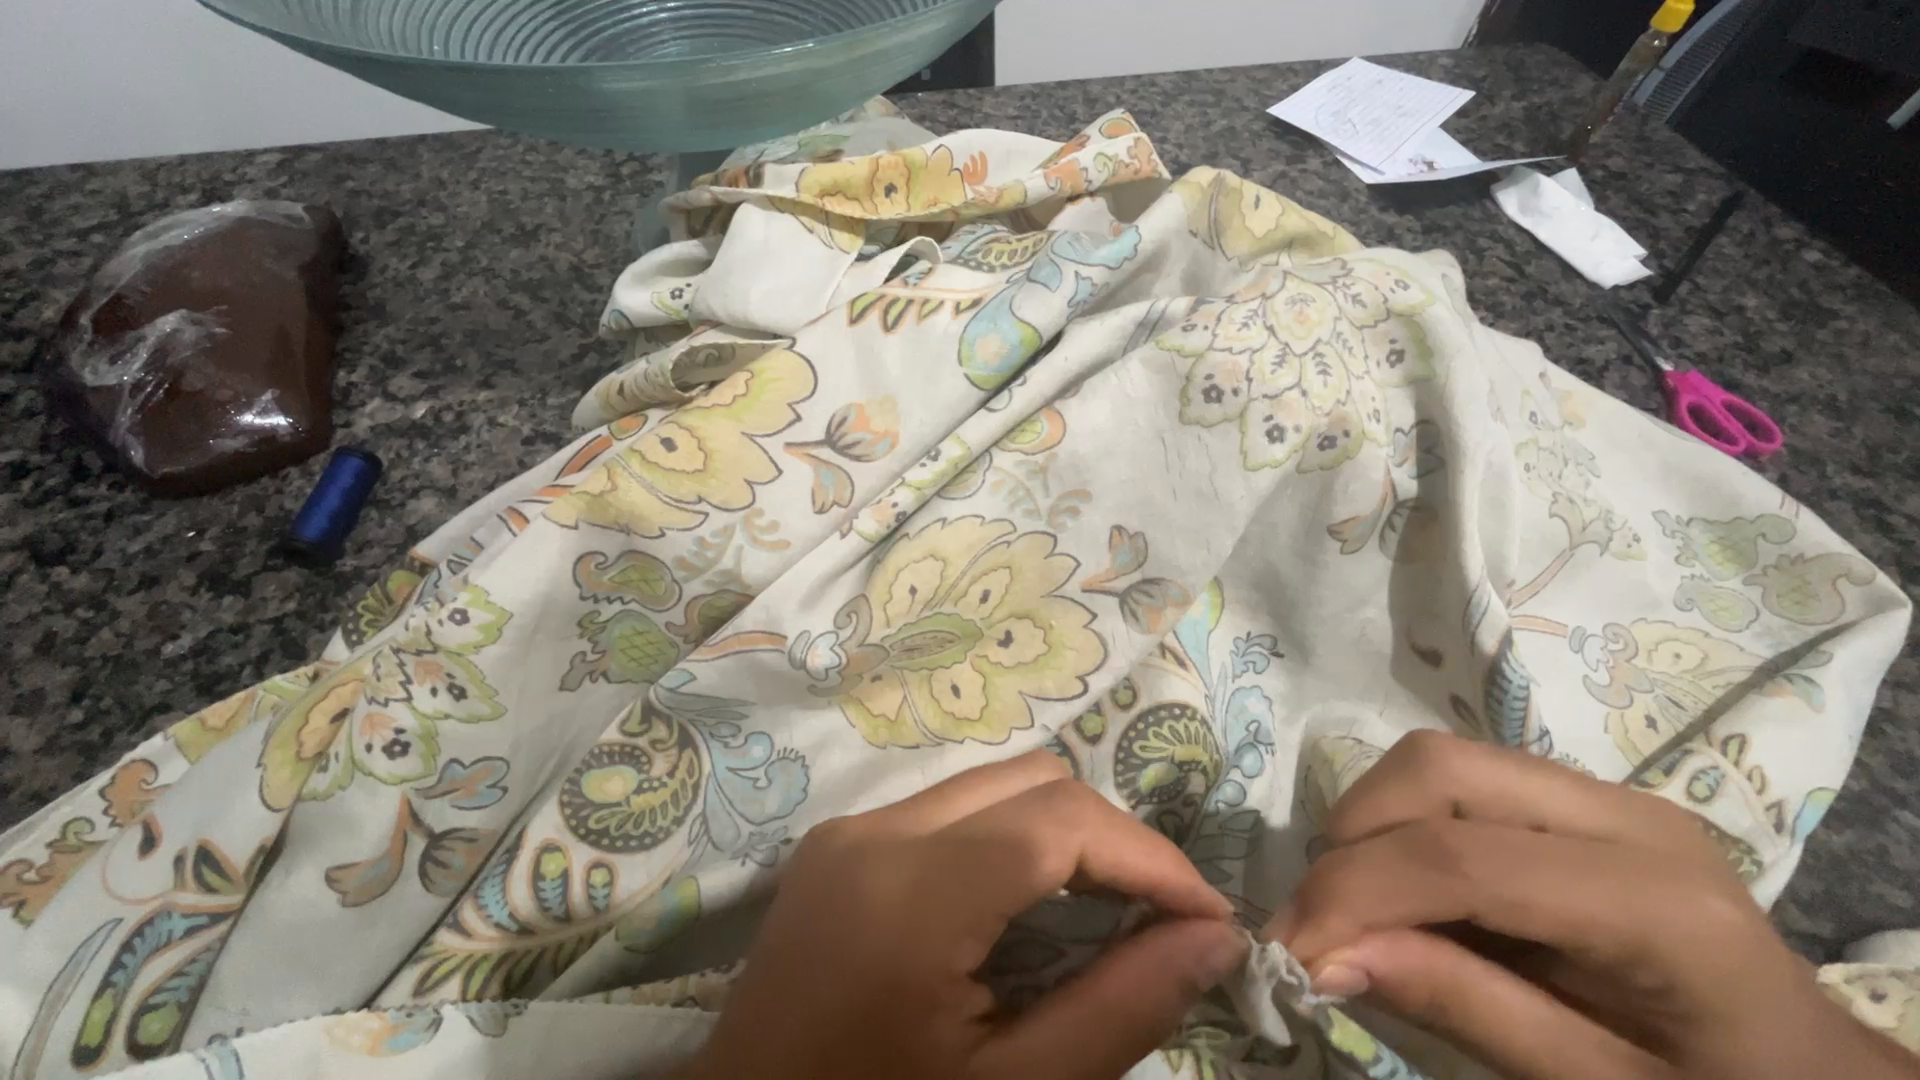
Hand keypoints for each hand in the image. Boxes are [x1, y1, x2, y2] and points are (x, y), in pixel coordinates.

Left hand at [686, 750, 1246, 1079]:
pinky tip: (1024, 906)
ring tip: (1103, 912)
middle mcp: (876, 830)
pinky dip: (1010, 837)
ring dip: (1062, 832)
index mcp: (910, 892)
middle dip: (1111, 839)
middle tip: (1158, 919)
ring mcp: (849, 829)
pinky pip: (951, 807)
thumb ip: (1119, 1009)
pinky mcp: (838, 842)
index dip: (1152, 857)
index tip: (1210, 918)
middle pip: (1032, 781)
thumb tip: (1214, 939)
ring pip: (993, 784)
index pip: (1061, 820)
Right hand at [1268, 730, 1919, 1079]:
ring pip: (1433, 760)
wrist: (1807, 1076)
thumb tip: (1320, 955)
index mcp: (1660, 904)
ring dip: (1368, 825)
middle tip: (1320, 922)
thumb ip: (1461, 1008)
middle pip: (1437, 769)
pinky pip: (1452, 779)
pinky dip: (1399, 823)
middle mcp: (1628, 816)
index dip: (1351, 894)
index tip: (1287, 950)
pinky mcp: (1572, 795)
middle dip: (1352, 837)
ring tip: (1358, 908)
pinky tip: (1404, 890)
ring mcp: (1602, 793)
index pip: (1461, 859)